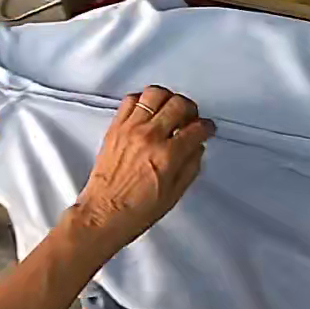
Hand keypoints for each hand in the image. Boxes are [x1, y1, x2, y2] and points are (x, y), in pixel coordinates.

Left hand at [66, 85, 214, 258]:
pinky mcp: (115, 128)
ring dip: (167, 99)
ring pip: (155, 94)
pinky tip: (148, 111)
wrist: (102, 215)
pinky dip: (143, 100)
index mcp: (168, 155)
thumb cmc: (136, 210)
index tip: (207, 129)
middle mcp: (150, 137)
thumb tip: (197, 146)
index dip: (207, 127)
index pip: (197, 128)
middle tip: (190, 118)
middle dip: (191, 109)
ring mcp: (130, 129)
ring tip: (169, 110)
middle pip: (179, 104)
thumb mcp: (175, 193)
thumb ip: (191, 165)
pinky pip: (130, 100)